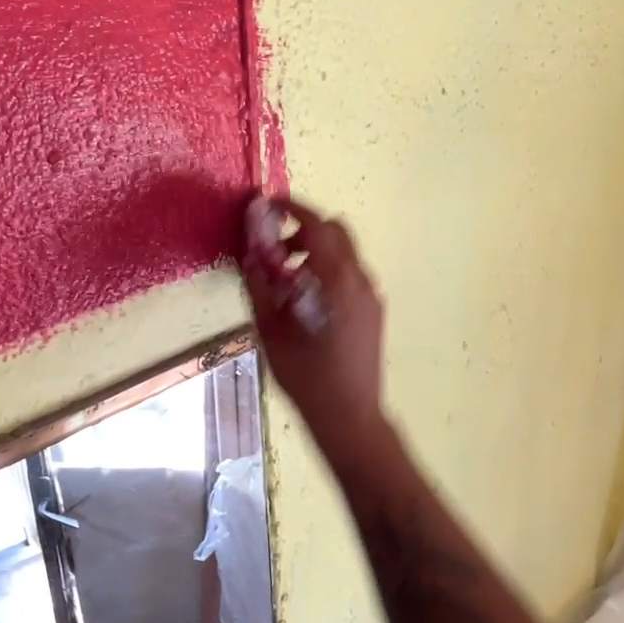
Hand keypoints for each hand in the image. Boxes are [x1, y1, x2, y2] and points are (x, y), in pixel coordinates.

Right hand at [239, 195, 384, 441]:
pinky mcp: (373, 311)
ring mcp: (370, 295)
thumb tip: (250, 254)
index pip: (316, 225)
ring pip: (344, 253)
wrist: (349, 415)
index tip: (269, 206)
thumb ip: (260, 285)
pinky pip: (349, 275)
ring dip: (315, 252)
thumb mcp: (270, 329)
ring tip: (286, 281)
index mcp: (335, 279)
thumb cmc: (305, 375)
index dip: (292, 209)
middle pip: (335, 231)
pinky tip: (307, 301)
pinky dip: (327, 270)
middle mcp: (359, 279)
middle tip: (274, 249)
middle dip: (303, 230)